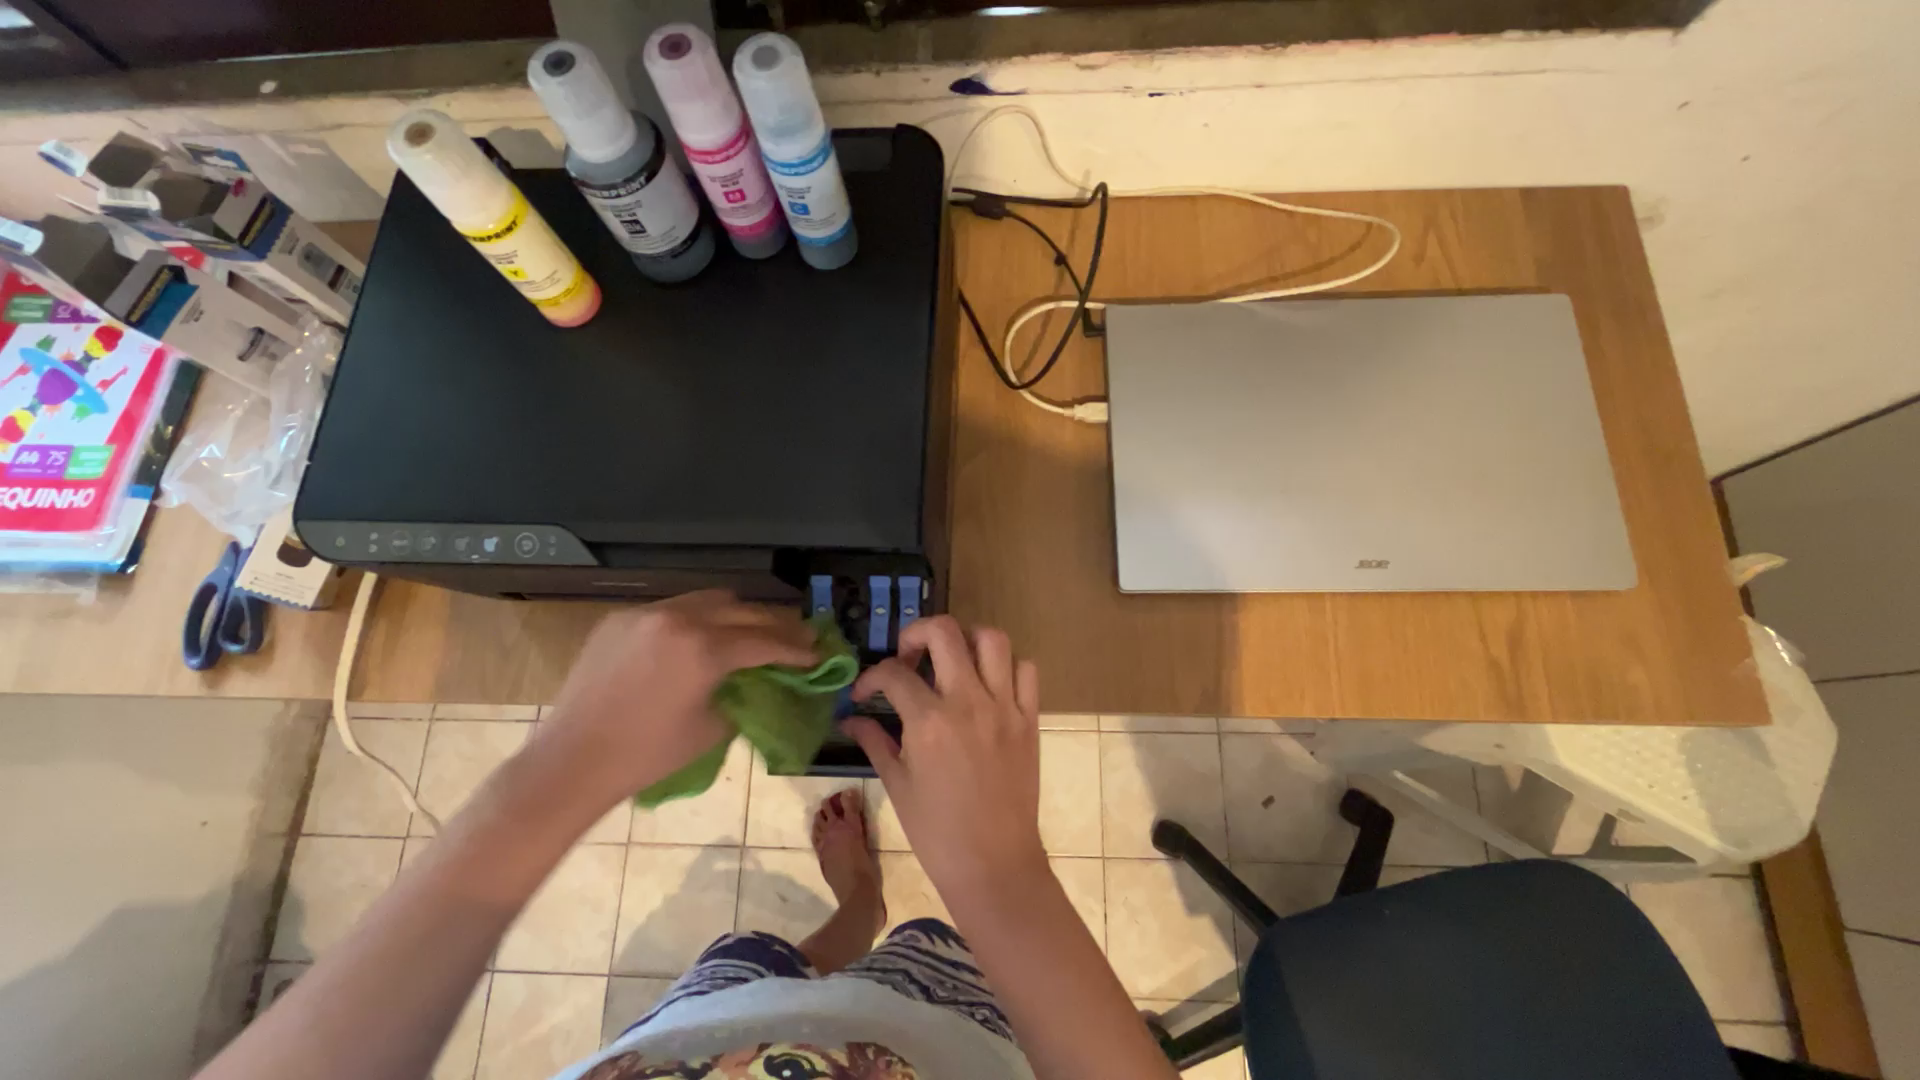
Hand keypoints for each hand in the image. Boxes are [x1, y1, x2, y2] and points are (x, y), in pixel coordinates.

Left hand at [536, 591, 816, 811]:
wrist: (572, 761)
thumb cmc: (647, 755)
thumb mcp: (712, 729)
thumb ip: (743, 694)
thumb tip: (760, 681)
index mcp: (704, 649)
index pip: (765, 641)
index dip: (796, 649)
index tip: (817, 654)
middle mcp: (678, 619)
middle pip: (742, 609)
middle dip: (772, 625)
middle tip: (794, 638)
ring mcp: (645, 614)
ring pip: (706, 600)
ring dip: (734, 615)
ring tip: (749, 633)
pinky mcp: (619, 619)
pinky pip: (670, 610)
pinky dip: (694, 621)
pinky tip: (696, 643)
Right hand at [845, 616, 1045, 895]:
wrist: (994, 864)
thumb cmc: (937, 832)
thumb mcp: (897, 785)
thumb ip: (875, 742)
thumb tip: (850, 719)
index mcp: (928, 721)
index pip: (893, 673)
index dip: (871, 677)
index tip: (865, 694)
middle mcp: (968, 702)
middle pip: (944, 632)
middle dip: (917, 633)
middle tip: (909, 657)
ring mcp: (1004, 707)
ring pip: (992, 639)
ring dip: (966, 639)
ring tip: (952, 660)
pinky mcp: (1030, 719)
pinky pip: (1026, 670)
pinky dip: (1007, 665)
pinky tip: (989, 684)